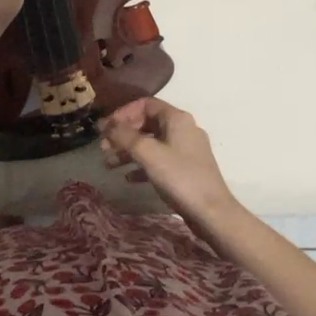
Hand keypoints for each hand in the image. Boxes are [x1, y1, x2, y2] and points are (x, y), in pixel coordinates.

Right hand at [100, 98, 242, 232]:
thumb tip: (105, 125)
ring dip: (128, 151)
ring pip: (150, 143)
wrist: (211, 212)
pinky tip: (128, 177)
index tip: (106, 129)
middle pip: (146, 123)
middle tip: (103, 148)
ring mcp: (185, 150)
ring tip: (109, 164)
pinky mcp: (185, 169)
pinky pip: (158, 160)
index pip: (145, 104)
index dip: (122, 113)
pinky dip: (141, 165)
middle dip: (123, 134)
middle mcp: (183, 129)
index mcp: (177, 119)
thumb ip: (124, 136)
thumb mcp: (148, 153)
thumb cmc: (179, 177)